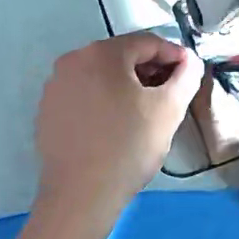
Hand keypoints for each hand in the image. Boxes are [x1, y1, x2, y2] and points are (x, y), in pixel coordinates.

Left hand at [33, 35, 203, 225]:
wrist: (81, 195)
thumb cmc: (129, 146)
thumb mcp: (169, 109)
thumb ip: (186, 77)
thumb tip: (190, 62)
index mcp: (101, 53)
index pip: (147, 42)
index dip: (174, 56)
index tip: (190, 75)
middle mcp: (72, 61)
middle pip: (122, 56)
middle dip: (150, 70)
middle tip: (171, 94)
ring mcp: (55, 86)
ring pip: (102, 75)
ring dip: (128, 85)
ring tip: (146, 111)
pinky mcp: (48, 111)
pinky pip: (84, 94)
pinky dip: (105, 100)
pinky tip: (118, 125)